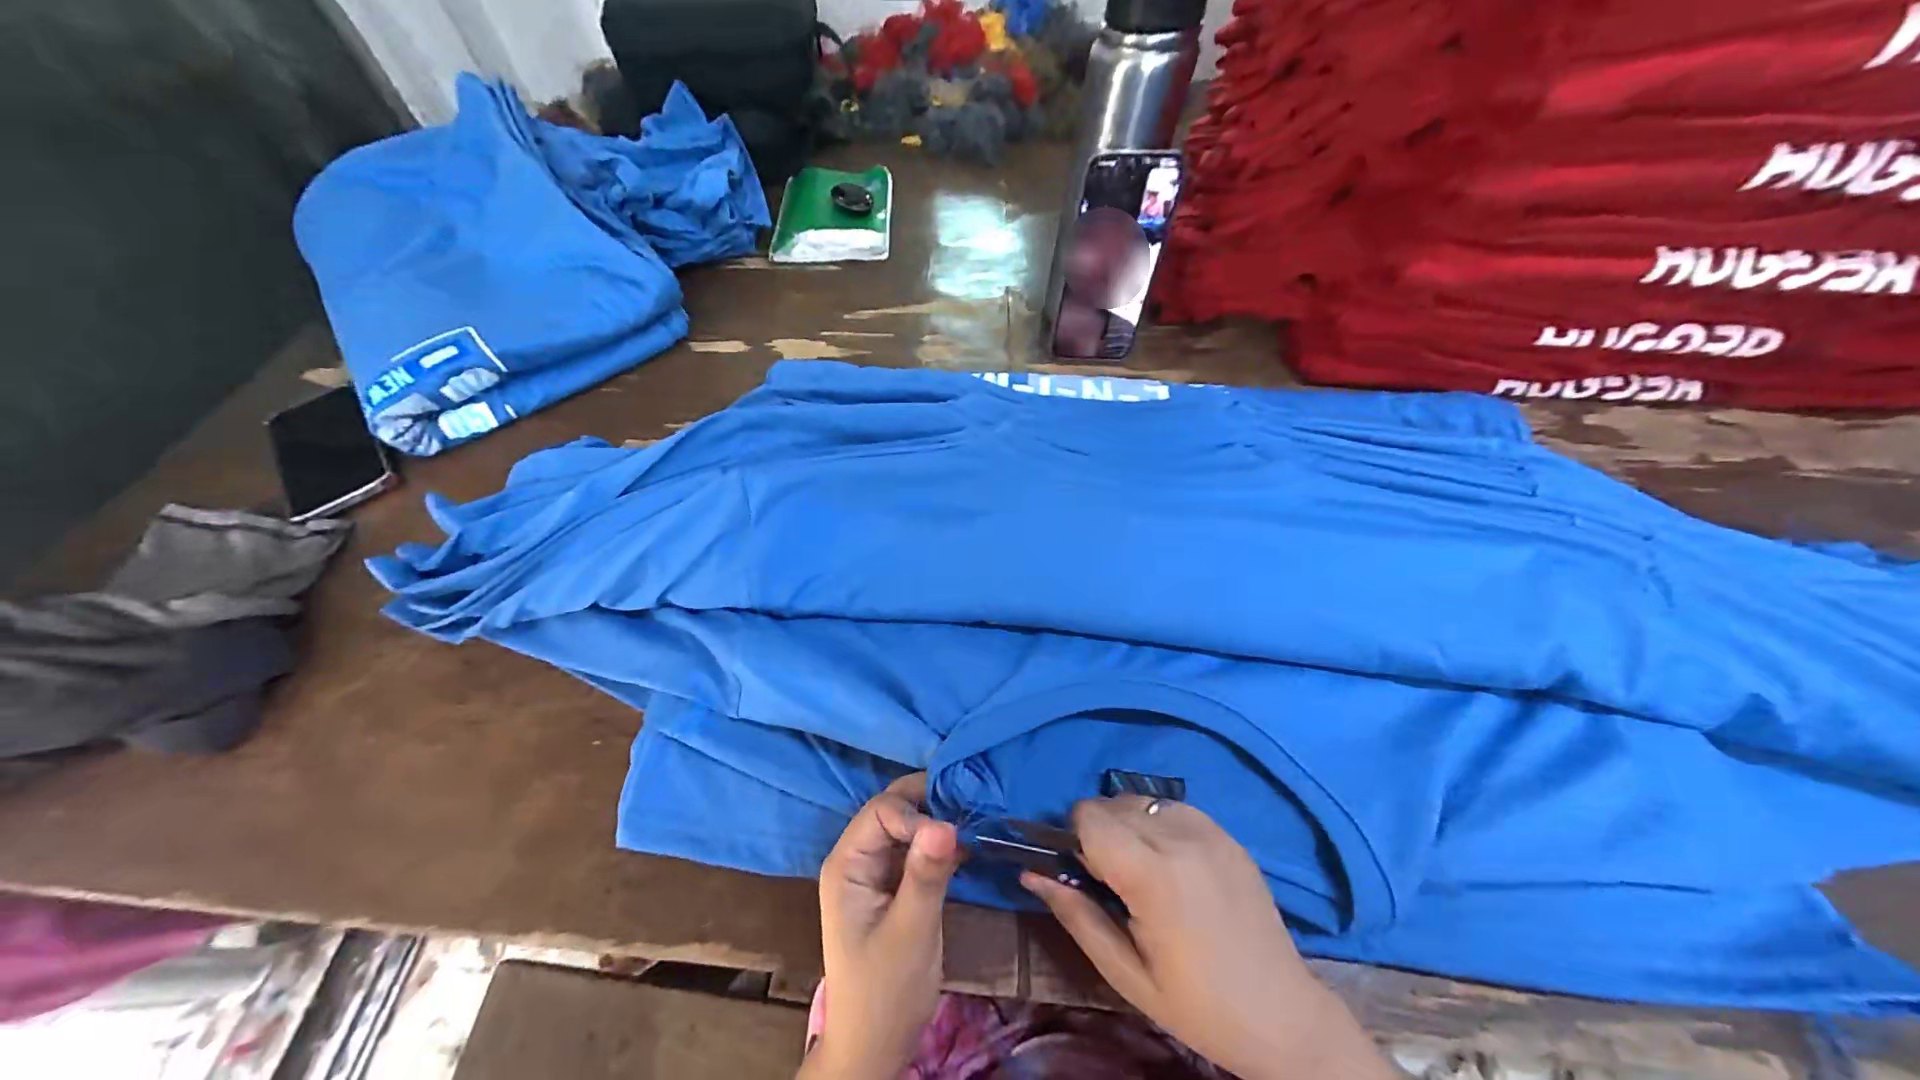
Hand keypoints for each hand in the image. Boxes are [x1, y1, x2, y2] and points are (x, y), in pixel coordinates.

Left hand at [799, 773, 960, 1079]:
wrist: (876, 1044)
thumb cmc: (886, 991)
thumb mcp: (911, 932)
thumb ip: (925, 876)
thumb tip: (945, 824)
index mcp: (846, 864)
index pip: (881, 812)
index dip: (917, 815)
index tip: (951, 838)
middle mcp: (856, 857)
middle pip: (892, 809)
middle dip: (929, 805)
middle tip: (971, 811)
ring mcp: (874, 870)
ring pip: (906, 824)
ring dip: (937, 820)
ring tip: (974, 825)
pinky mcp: (893, 883)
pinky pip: (916, 847)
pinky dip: (940, 842)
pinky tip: (968, 847)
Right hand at [1022, 797, 1395, 1079]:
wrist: (1282, 1016)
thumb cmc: (1196, 1005)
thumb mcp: (1124, 972)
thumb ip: (1075, 913)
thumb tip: (1031, 872)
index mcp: (1153, 875)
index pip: (1089, 815)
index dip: (1074, 838)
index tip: (1083, 872)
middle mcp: (1181, 839)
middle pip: (1111, 803)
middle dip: (1098, 831)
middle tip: (1110, 879)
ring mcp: (1210, 832)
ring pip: (1140, 800)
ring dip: (1127, 823)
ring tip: (1142, 870)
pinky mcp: (1228, 835)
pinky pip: (1174, 808)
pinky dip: (1158, 824)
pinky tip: (1171, 864)